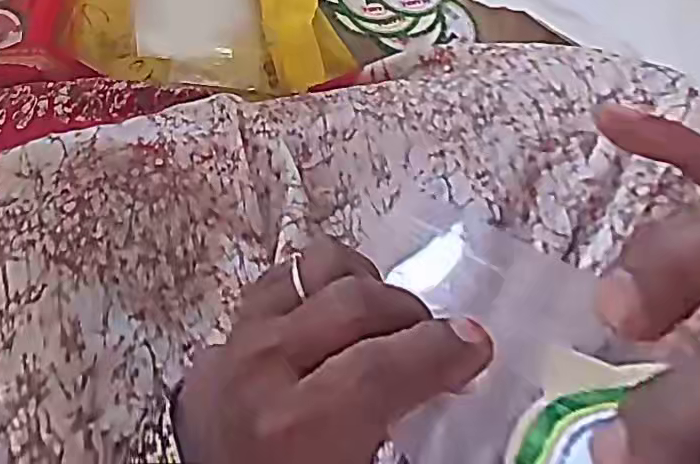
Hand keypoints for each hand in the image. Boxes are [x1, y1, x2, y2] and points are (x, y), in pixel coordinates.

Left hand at [174, 237, 492, 463]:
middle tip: (437, 340)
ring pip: (316, 266)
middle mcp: (263, 366)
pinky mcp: (225, 327)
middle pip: (355, 302)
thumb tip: (457, 371)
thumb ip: (400, 432)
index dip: (439, 352)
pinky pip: (283, 275)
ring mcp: (236, 337)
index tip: (475, 344)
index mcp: (296, 426)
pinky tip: (338, 310)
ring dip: (363, 283)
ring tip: (385, 318)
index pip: (382, 368)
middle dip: (410, 314)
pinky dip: (320, 282)